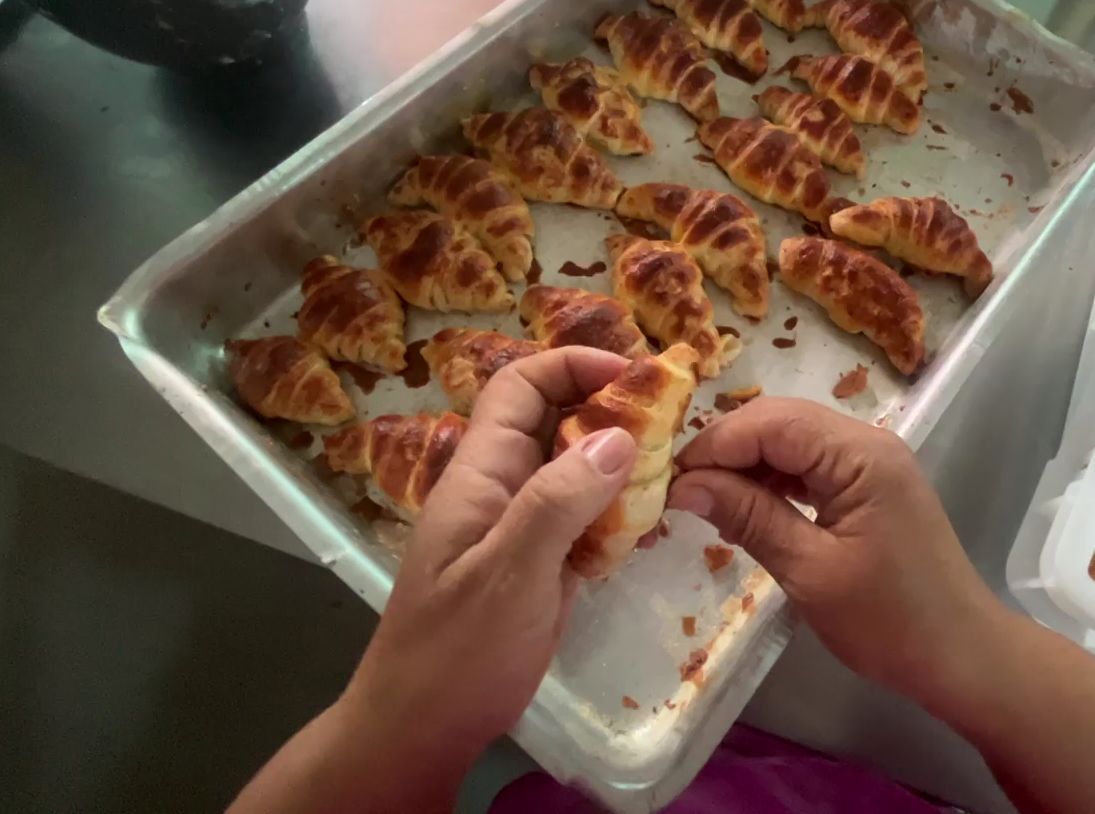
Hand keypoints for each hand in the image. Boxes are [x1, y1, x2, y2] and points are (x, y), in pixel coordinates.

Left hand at [228, 347, 636, 813]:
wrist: (425, 730)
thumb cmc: (456, 650)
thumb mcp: (507, 573)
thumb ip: (559, 501)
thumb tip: (620, 436)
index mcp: (483, 469)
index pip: (521, 384)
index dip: (573, 365)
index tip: (632, 375)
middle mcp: (505, 482)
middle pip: (556, 415)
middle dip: (609, 404)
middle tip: (668, 414)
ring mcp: (525, 519)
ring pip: (578, 461)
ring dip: (622, 455)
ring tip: (669, 459)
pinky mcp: (546, 554)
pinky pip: (588, 508)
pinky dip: (620, 503)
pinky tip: (650, 516)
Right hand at [665, 397, 1008, 714]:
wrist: (961, 656)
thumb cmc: (889, 621)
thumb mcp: (810, 571)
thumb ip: (749, 517)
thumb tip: (685, 486)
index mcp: (860, 453)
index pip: (773, 422)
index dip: (717, 443)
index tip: (670, 478)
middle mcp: (866, 441)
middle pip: (781, 421)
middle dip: (728, 448)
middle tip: (683, 489)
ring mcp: (870, 459)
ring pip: (792, 440)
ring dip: (748, 463)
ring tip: (707, 500)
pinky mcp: (867, 482)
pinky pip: (809, 463)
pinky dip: (773, 480)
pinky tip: (746, 507)